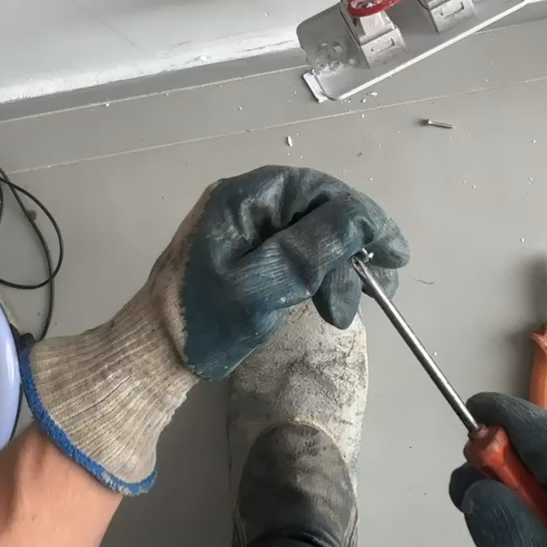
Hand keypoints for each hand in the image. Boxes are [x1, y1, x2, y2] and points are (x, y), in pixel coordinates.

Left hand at [25, 166, 406, 492]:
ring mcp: (245, 224)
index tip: (395, 254)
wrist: (152, 355)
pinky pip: (294, 249)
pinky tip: (326, 299)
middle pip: (318, 210)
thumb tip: (363, 218)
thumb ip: (315, 247)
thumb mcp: (266, 286)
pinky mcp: (245, 250)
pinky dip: (316, 272)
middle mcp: (247, 200)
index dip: (363, 220)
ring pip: (310, 232)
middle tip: (376, 291)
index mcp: (246, 196)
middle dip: (351, 250)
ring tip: (344, 310)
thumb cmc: (205, 322)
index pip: (320, 191)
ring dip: (336, 267)